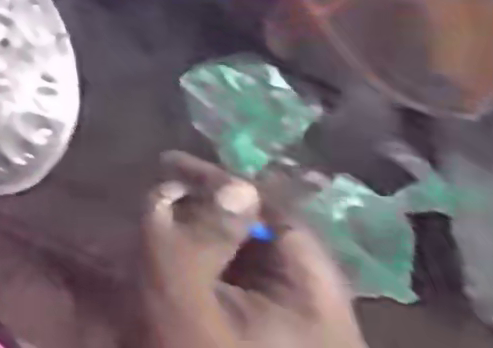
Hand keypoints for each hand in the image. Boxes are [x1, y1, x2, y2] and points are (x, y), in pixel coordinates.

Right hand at [140, 153, 364, 347]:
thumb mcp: (180, 286)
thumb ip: (192, 226)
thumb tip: (223, 183)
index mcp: (320, 306)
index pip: (281, 218)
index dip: (226, 184)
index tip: (168, 164)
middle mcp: (328, 320)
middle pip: (273, 241)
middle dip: (216, 210)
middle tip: (164, 189)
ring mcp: (309, 337)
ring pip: (261, 265)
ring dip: (213, 236)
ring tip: (165, 218)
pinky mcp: (282, 345)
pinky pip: (253, 291)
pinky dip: (217, 265)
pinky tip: (182, 258)